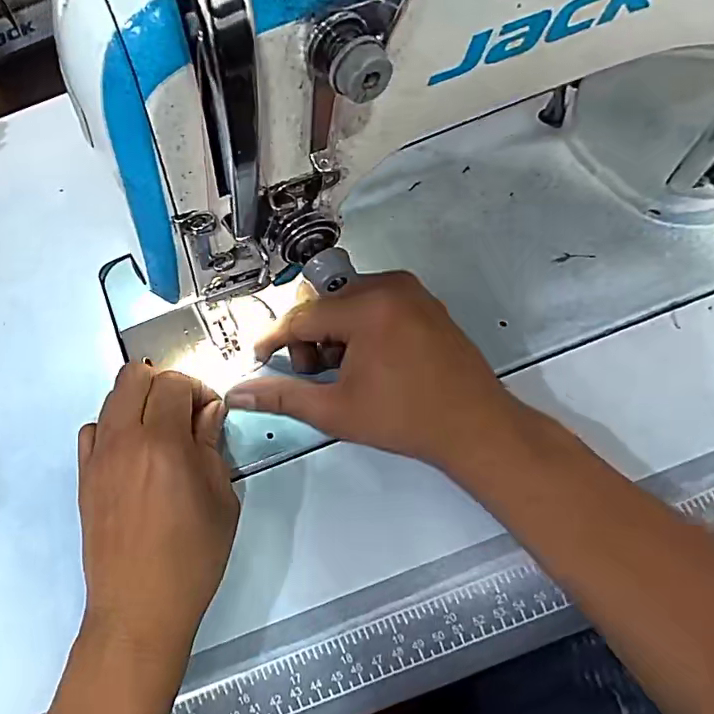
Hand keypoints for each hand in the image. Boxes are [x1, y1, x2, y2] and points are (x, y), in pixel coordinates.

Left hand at [78, 364, 239, 660]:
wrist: (139, 606)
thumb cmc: (189, 561)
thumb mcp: (221, 501)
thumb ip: (211, 447)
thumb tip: (207, 414)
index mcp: (162, 444)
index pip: (174, 384)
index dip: (199, 389)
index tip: (210, 411)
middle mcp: (123, 442)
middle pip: (134, 376)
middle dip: (165, 384)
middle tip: (186, 412)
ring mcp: (98, 458)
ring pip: (111, 398)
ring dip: (139, 402)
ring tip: (162, 433)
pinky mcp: (84, 477)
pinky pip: (93, 431)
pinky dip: (115, 427)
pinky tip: (135, 454)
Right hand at [225, 271, 526, 472]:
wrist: (476, 427)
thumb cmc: (405, 419)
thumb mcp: (336, 410)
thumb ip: (283, 396)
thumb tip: (238, 394)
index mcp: (367, 307)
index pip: (302, 316)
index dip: (275, 340)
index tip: (261, 360)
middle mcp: (390, 287)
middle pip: (324, 305)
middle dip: (310, 339)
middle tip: (317, 375)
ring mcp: (412, 292)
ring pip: (348, 303)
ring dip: (334, 334)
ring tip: (345, 373)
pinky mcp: (426, 303)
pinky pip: (375, 304)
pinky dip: (360, 328)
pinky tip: (370, 363)